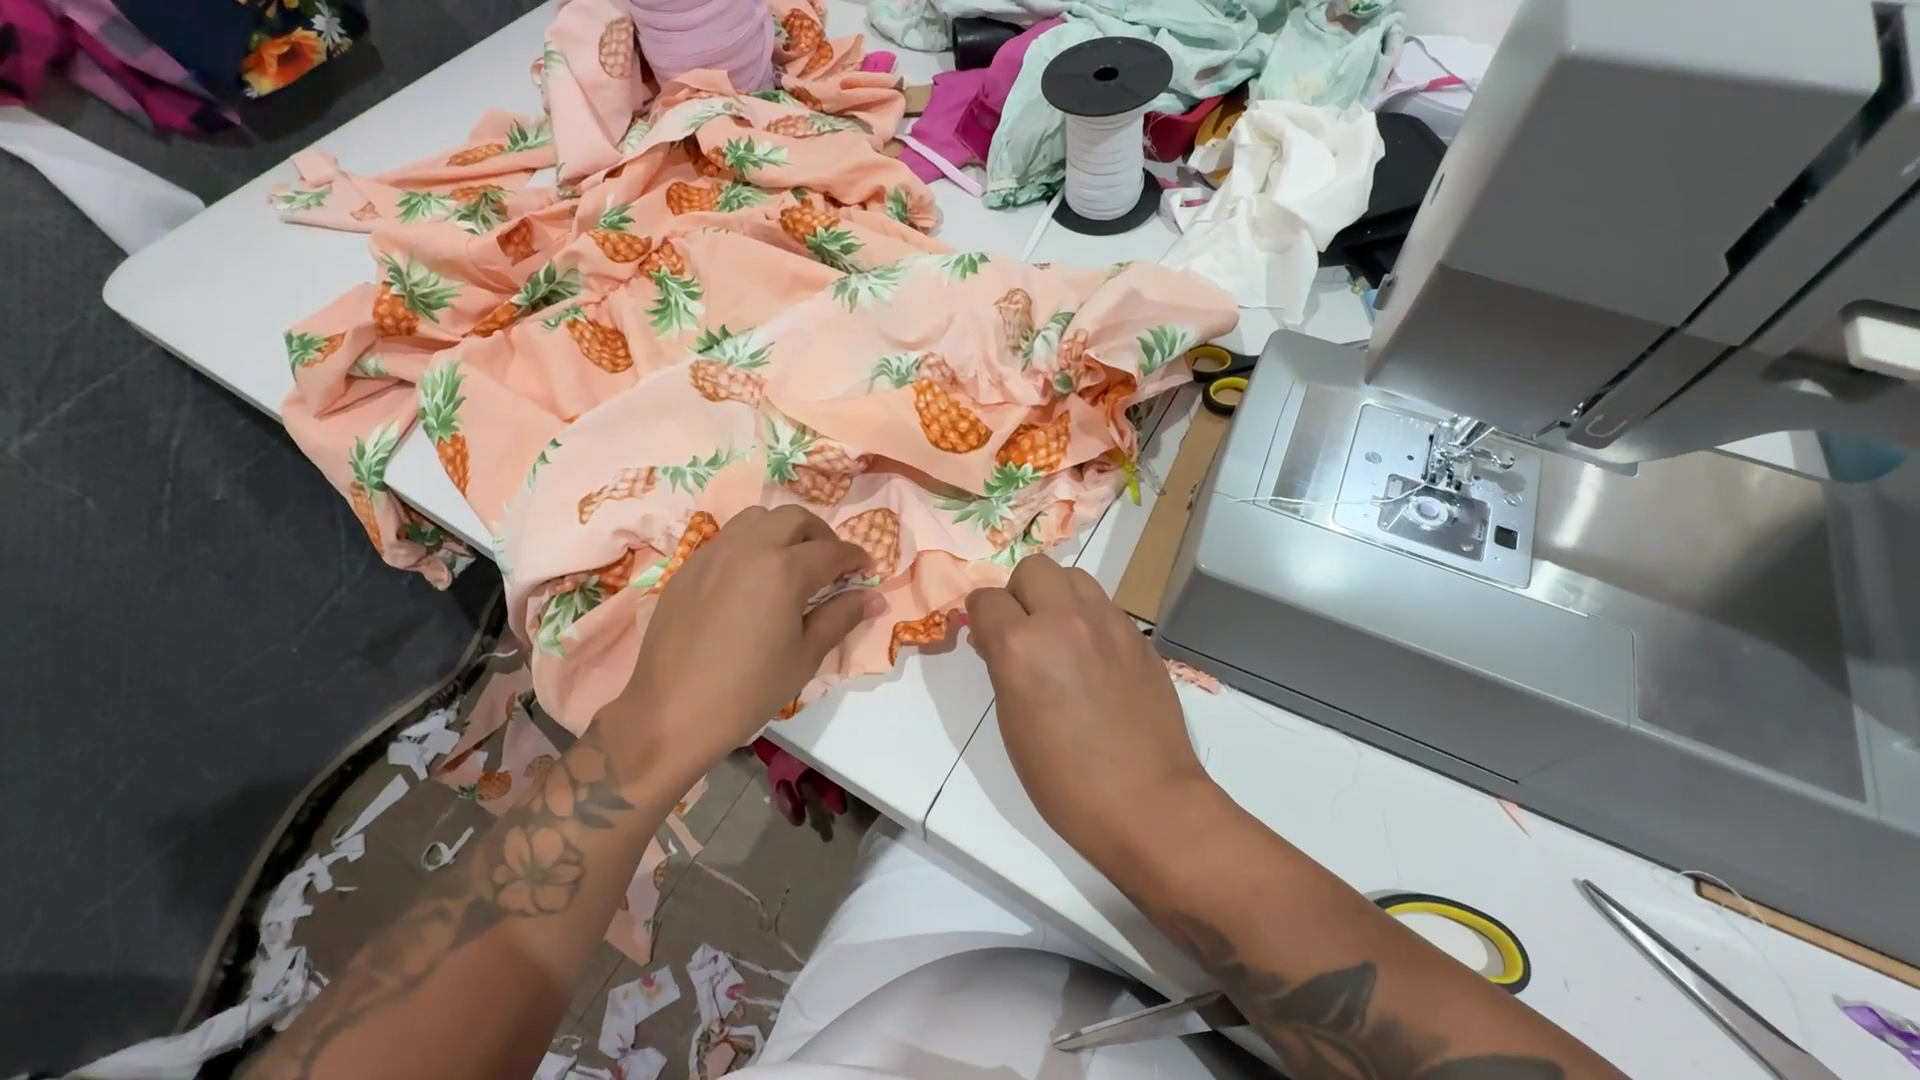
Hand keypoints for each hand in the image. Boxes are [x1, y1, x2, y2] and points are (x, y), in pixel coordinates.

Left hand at [609, 505, 877, 774]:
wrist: (672, 713)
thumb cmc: (749, 690)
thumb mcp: (805, 656)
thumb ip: (840, 618)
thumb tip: (873, 598)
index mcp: (785, 570)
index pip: (832, 551)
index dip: (855, 558)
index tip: (866, 570)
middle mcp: (749, 548)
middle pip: (794, 519)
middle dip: (821, 535)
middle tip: (831, 564)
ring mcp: (713, 554)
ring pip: (756, 519)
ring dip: (782, 531)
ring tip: (791, 562)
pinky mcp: (687, 568)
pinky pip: (726, 539)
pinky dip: (750, 545)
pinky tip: (752, 579)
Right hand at [965, 556, 1210, 864]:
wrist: (1145, 801)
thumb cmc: (1063, 781)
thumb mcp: (1013, 724)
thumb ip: (1003, 668)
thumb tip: (997, 640)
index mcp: (1020, 646)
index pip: (985, 598)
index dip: (981, 617)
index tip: (986, 637)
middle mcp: (1064, 620)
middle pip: (1033, 569)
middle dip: (1020, 593)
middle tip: (1024, 631)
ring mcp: (1108, 624)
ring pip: (1074, 577)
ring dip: (1058, 597)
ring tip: (1061, 637)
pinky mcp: (1139, 637)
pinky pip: (1106, 606)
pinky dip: (1090, 619)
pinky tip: (1095, 659)